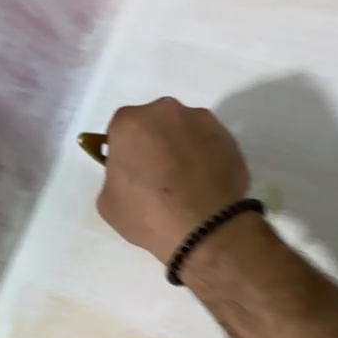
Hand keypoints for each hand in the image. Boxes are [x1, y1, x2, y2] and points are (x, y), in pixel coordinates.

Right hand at [95, 97, 250, 261]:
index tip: (132, 170)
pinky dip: (206, 157)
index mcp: (130, 122)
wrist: (204, 226)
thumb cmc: (147, 213)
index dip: (126, 150)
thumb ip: (116, 176)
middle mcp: (165, 111)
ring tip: (188, 182)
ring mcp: (201, 120)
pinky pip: (209, 143)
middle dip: (155, 142)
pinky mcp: (228, 136)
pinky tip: (206, 183)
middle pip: (155, 123)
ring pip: (185, 130)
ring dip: (183, 147)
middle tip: (159, 175)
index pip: (122, 130)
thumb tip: (132, 174)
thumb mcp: (109, 202)